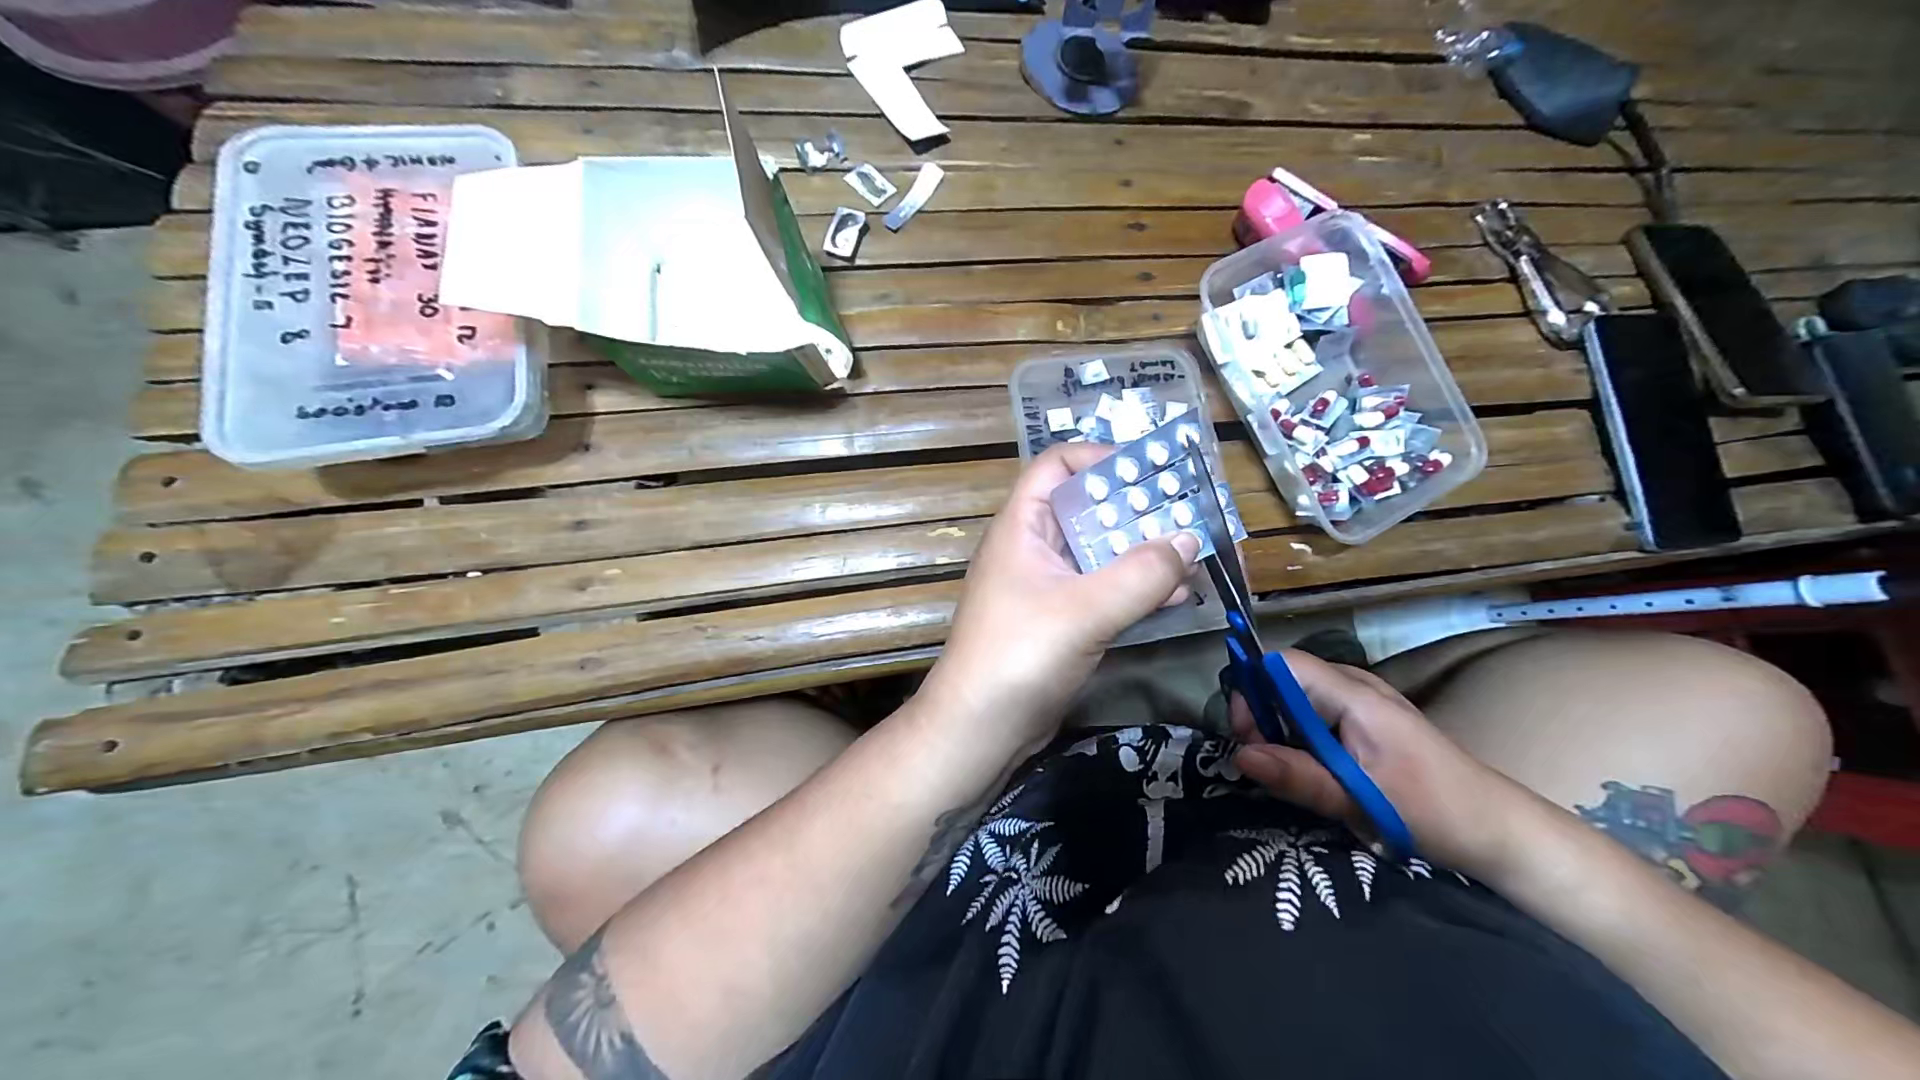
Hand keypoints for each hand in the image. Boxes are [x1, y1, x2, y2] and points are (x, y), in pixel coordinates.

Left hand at [918, 444, 1201, 751]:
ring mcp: (1046, 587)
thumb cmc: (1020, 655)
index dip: (1101, 458)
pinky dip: (1137, 589)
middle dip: (1137, 508)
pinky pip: (1103, 591)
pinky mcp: (1060, 622)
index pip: (1057, 467)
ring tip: (1196, 551)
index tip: (1152, 468)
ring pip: (1100, 553)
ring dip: (1144, 551)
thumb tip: (1190, 538)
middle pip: (1087, 509)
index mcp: (1023, 527)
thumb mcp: (1084, 609)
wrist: (979, 730)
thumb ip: (1141, 573)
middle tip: (1191, 510)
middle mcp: (1033, 549)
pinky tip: (1177, 596)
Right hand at [1229, 650, 1540, 876]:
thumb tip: (1241, 756)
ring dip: (1281, 728)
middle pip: (1285, 679)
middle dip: (1263, 715)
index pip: (1283, 664)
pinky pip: (1317, 710)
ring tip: (1290, 770)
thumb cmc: (1435, 812)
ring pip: (1299, 696)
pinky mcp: (1368, 718)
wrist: (1500, 830)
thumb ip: (1299, 776)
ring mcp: (1364, 701)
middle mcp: (1357, 686)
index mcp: (1356, 697)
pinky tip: (1314, 767)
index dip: (1254, 690)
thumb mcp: (1360, 802)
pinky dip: (1302, 734)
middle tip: (1267, 762)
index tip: (1247, 735)